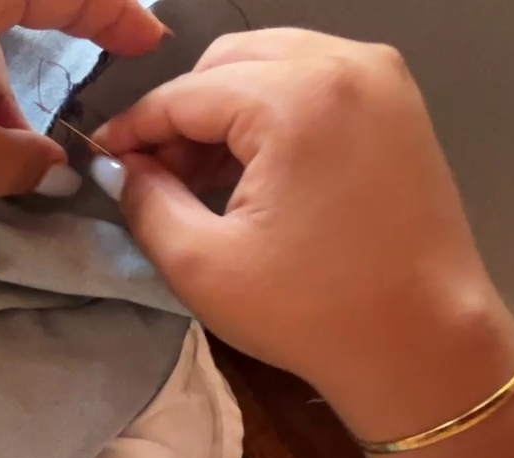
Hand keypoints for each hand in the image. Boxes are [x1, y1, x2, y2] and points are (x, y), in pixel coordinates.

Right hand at [93, 30, 513, 440]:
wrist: (415, 338)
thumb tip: (119, 169)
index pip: (186, 91)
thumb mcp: (199, 264)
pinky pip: (310, 84)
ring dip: (220, 113)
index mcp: (296, 97)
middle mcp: (345, 63)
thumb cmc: (303, 308)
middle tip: (150, 175)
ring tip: (193, 178)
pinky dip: (265, 115)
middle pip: (229, 62)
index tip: (98, 162)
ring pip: (270, 66)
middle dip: (178, 113)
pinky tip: (244, 172)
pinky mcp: (396, 105)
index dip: (132, 127)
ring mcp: (381, 79)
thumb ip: (146, 203)